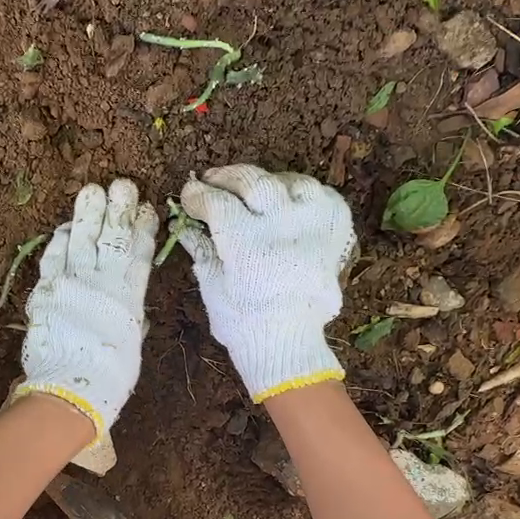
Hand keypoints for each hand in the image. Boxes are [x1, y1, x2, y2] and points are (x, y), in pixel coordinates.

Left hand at [14, 179, 156, 440]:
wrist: (71, 387)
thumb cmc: (108, 376)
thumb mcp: (131, 342)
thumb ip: (128, 316)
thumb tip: (126, 304)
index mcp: (130, 296)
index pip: (139, 252)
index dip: (142, 228)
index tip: (145, 207)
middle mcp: (103, 282)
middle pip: (112, 236)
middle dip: (118, 208)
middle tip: (121, 184)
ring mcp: (72, 281)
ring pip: (82, 237)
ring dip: (88, 213)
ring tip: (93, 191)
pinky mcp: (46, 288)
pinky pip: (54, 256)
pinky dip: (60, 240)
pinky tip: (66, 228)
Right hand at [178, 165, 354, 401]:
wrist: (288, 341)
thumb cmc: (243, 321)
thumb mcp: (213, 287)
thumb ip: (202, 249)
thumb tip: (184, 225)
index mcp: (247, 243)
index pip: (217, 202)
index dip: (198, 195)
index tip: (187, 195)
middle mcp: (283, 225)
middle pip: (253, 181)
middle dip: (227, 177)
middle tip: (212, 181)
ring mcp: (314, 224)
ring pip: (289, 182)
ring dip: (265, 182)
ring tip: (250, 191)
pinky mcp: (335, 229)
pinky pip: (320, 194)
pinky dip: (299, 193)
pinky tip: (285, 202)